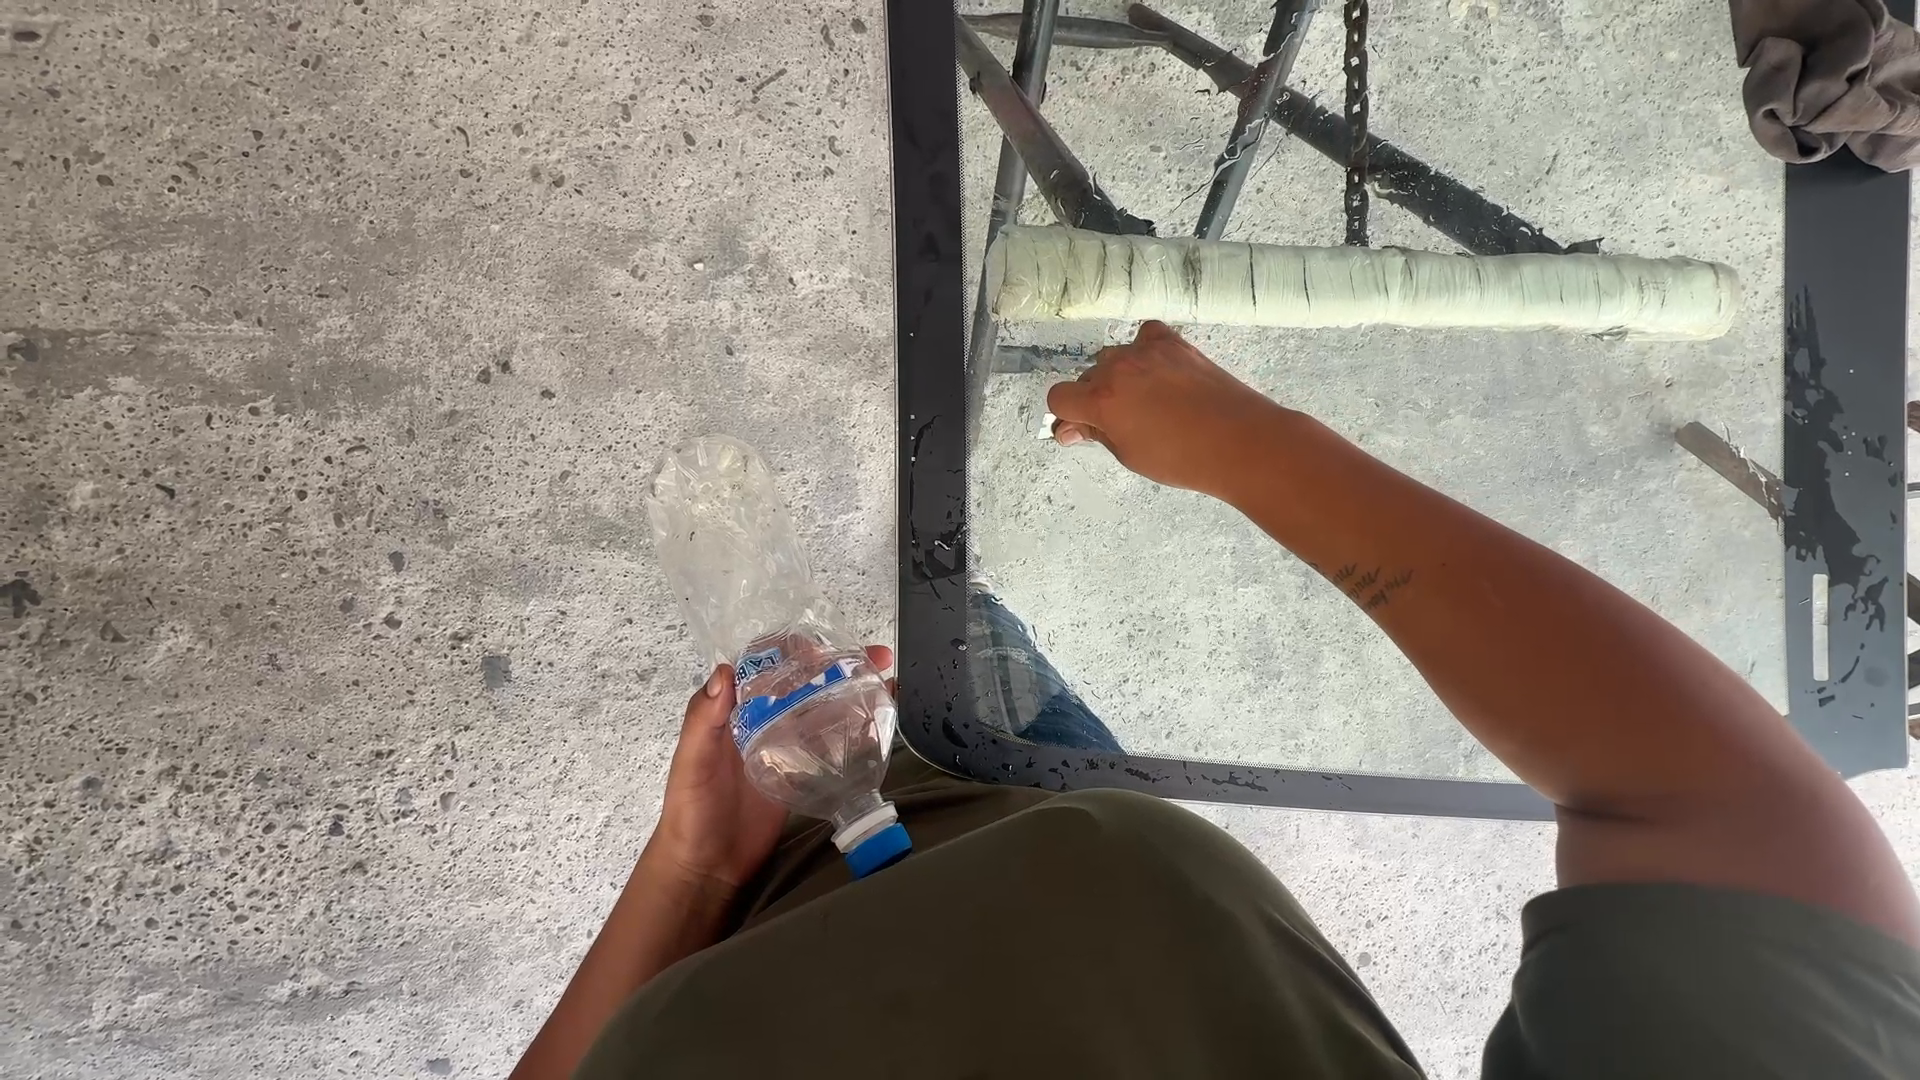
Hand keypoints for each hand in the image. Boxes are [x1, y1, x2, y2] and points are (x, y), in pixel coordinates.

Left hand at [643, 645, 895, 895]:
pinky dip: (855, 719)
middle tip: (875, 657)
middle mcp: (763, 715)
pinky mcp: (805, 765)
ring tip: (889, 676)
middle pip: (803, 676)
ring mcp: (787, 739)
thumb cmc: (692, 811)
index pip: (766, 662)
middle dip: (838, 660)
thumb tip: (724, 671)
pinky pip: (831, 734)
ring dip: (853, 684)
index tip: (822, 645)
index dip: (793, 646)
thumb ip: (703, 721)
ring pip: (822, 700)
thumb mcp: (691, 762)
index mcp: (733, 706)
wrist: (709, 866)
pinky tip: (882, 713)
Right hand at [1046, 321, 1290, 498]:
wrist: (1239, 441)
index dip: (1066, 417)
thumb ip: (1095, 434)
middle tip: (1116, 425)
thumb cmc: (1183, 458)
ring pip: (1113, 359)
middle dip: (1093, 400)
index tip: (1080, 430)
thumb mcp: (1128, 454)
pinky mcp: (1174, 344)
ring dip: (1118, 378)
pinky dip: (1143, 352)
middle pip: (1086, 378)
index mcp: (1101, 401)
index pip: (1059, 398)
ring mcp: (1147, 352)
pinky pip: (1145, 337)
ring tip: (1143, 403)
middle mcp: (1119, 369)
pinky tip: (1154, 372)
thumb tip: (1070, 429)